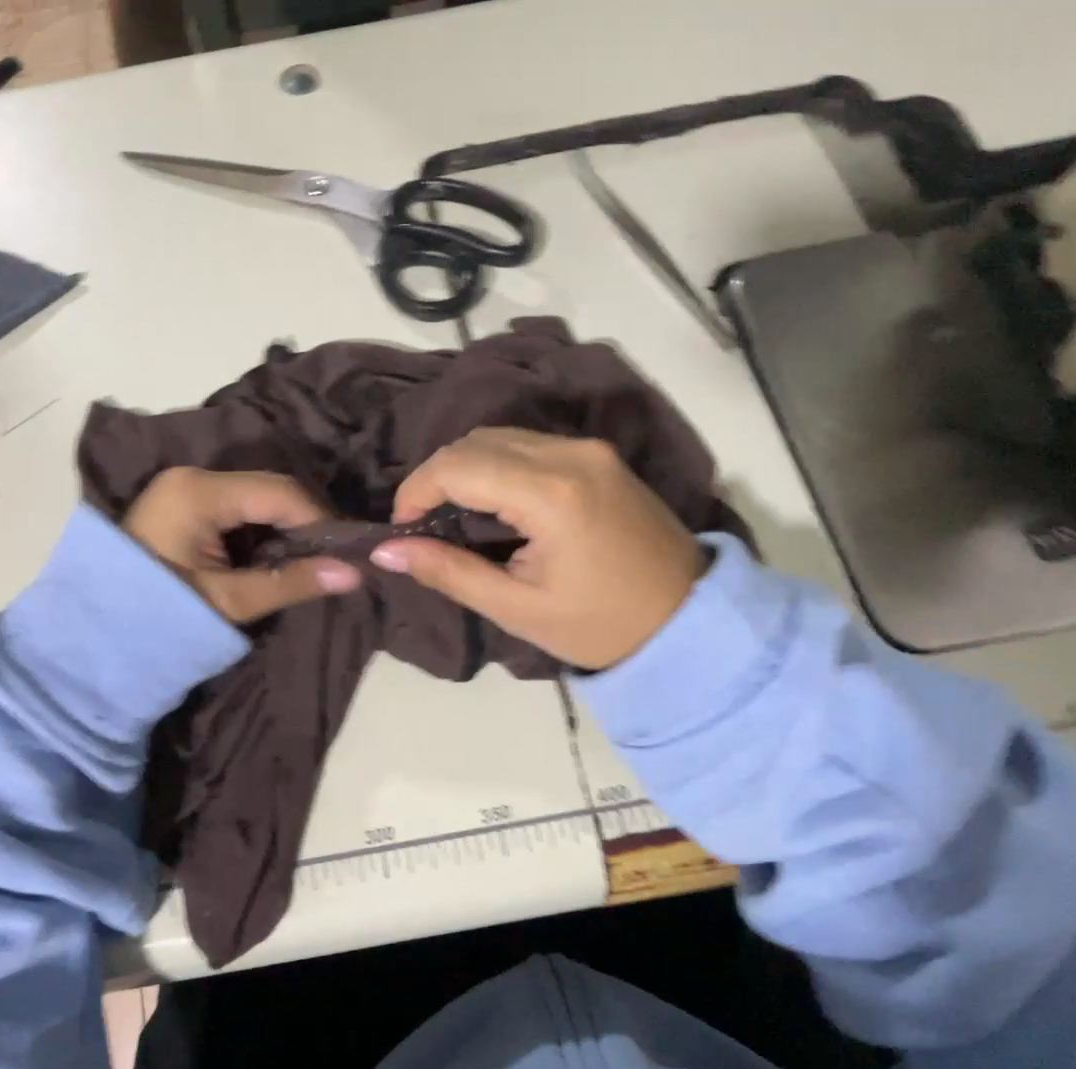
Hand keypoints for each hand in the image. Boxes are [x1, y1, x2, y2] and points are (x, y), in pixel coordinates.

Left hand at [123, 467, 360, 622]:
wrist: (95, 639)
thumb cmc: (160, 619)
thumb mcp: (230, 602)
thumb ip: (291, 582)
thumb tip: (353, 573)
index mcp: (197, 493)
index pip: (278, 492)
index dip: (318, 520)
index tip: (345, 555)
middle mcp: (190, 477)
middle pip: (267, 490)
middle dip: (302, 525)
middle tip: (329, 561)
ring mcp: (182, 488)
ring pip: (254, 498)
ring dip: (281, 529)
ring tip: (304, 564)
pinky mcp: (180, 504)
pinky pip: (234, 508)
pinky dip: (257, 531)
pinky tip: (271, 558)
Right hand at [370, 428, 705, 669]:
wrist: (690, 623)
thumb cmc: (600, 626)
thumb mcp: (517, 608)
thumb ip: (448, 572)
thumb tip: (384, 552)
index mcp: (550, 493)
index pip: (457, 465)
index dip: (416, 491)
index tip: (402, 530)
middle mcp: (570, 454)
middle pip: (476, 441)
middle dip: (437, 477)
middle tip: (424, 526)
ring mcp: (590, 449)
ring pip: (501, 436)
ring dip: (467, 468)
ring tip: (455, 516)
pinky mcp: (601, 455)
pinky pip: (530, 443)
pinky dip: (498, 465)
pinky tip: (494, 504)